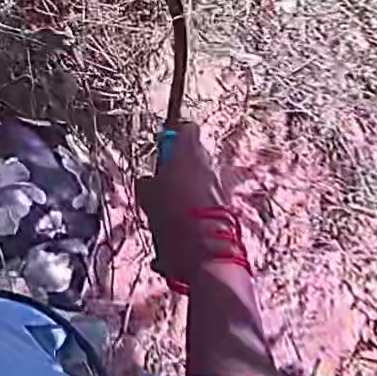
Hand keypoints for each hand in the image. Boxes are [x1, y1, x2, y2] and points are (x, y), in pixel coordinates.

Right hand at [135, 121, 239, 286]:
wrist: (203, 248)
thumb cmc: (171, 214)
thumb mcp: (146, 194)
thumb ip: (147, 182)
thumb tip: (148, 181)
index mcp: (188, 151)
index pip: (185, 127)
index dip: (174, 136)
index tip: (163, 148)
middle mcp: (210, 163)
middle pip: (194, 156)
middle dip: (180, 168)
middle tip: (163, 185)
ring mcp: (223, 184)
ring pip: (202, 180)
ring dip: (190, 190)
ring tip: (172, 211)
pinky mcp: (230, 206)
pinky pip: (209, 202)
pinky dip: (199, 210)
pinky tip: (183, 227)